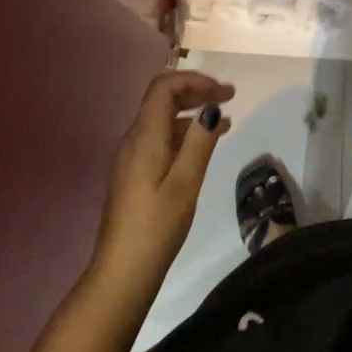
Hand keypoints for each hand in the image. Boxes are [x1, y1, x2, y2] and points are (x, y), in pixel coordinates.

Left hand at [94, 70, 233, 280]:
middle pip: (162, 99)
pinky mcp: (134, 173)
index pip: (164, 88)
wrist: (122, 271)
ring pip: (162, 120)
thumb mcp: (185, 183)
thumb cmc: (156, 227)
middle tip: (230, 97)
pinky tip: (202, 148)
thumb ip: (199, 142)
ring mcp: (132, 157)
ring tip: (226, 122)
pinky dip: (184, 134)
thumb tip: (211, 107)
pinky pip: (160, 139)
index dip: (194, 80)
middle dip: (196, 92)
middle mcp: (134, 139)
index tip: (224, 91)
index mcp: (145, 137)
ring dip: (192, 113)